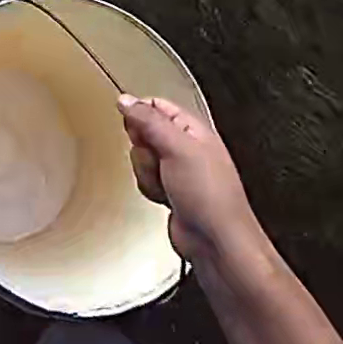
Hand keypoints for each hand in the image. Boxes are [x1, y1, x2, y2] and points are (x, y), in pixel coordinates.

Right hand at [118, 94, 263, 262]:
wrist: (216, 243)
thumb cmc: (211, 197)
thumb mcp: (176, 148)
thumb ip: (148, 120)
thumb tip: (126, 100)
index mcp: (192, 128)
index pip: (155, 105)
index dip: (139, 114)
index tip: (135, 128)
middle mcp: (185, 146)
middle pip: (143, 132)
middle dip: (143, 149)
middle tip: (159, 160)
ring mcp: (176, 169)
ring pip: (142, 158)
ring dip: (147, 172)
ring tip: (167, 183)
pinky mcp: (168, 189)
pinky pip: (145, 179)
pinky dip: (150, 188)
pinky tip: (165, 196)